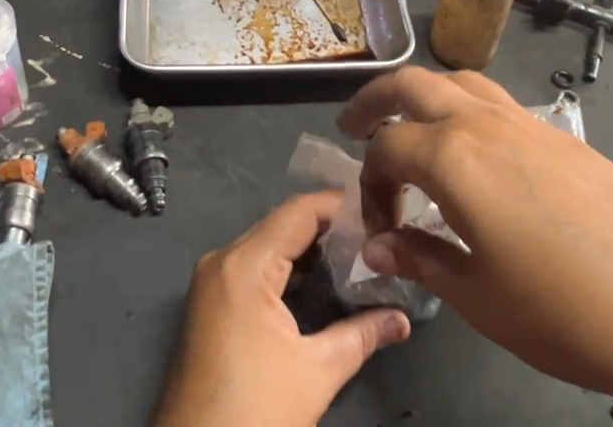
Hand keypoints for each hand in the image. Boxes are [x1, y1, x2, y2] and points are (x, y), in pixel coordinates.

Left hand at [154, 191, 410, 426]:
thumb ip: (361, 335)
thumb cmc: (254, 410)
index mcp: (244, 266)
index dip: (338, 205)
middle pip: (281, 224)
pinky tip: (320, 281)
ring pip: (267, 244)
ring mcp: (211, 280)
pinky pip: (253, 267)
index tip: (379, 208)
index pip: (297, 213)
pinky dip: (286, 268)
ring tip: (357, 254)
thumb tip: (402, 318)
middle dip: (328, 226)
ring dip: (308, 247)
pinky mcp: (210, 301)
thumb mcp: (316, 373)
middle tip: (375, 233)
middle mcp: (222, 260)